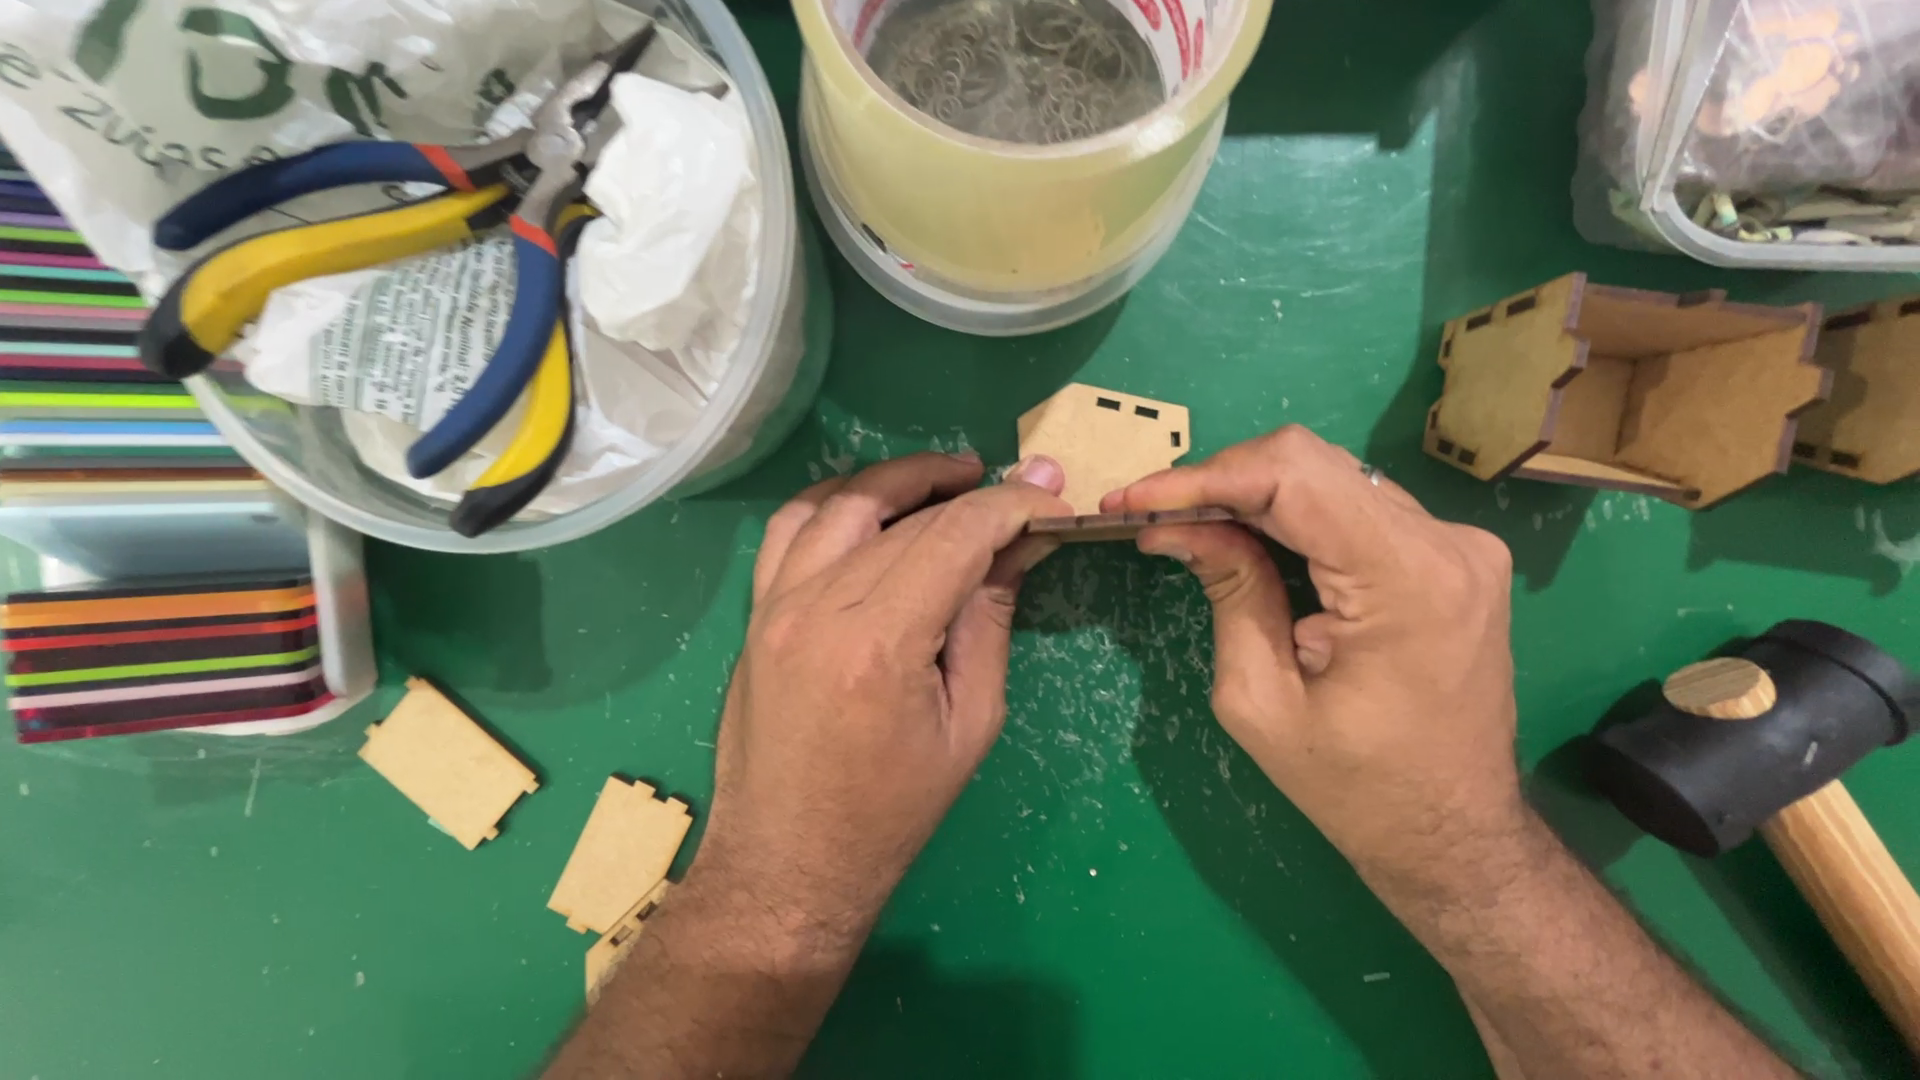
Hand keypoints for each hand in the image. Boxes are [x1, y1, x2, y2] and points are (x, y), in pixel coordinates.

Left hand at [691, 451, 1070, 939]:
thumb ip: (988, 621)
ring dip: (901, 478)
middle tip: (1016, 488)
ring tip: (950, 478)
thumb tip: (1016, 548)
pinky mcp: (756, 613)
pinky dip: (836, 501)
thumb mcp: (970, 721)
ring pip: (841, 502)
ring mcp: (776, 604)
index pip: (956, 536)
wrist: (787, 860)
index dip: (1011, 508)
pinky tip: (873, 505)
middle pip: (905, 515)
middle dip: (970, 492)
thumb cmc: (892, 810)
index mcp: (881, 642)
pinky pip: (790, 528)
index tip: (1051, 502)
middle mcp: (819, 606)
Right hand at [1102, 426, 1523, 894]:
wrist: (1452, 833)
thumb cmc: (1353, 786)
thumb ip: (1228, 592)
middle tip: (1149, 512)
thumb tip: (1178, 526)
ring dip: (1247, 493)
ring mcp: (1456, 544)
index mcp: (1406, 581)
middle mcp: (1445, 543)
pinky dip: (1286, 513)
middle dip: (1217, 480)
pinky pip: (1350, 505)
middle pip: (1309, 463)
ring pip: (1328, 476)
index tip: (1134, 499)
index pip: (1293, 478)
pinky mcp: (1448, 555)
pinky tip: (1238, 534)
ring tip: (1182, 521)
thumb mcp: (1260, 699)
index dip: (1202, 477)